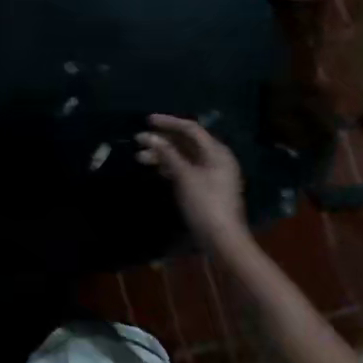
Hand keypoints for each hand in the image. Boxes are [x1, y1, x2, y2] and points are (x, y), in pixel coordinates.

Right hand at [136, 114, 248, 251]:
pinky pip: (187, 169)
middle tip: (139, 141)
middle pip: (187, 142)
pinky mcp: (207, 188)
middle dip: (163, 141)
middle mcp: (217, 158)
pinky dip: (172, 167)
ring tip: (140, 158)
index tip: (147, 121)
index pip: (191, 129)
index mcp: (217, 151)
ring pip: (185, 157)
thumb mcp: (185, 177)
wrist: (223, 241)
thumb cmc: (205, 205)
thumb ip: (168, 155)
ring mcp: (212, 174)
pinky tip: (156, 169)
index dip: (168, 123)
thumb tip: (151, 137)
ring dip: (164, 155)